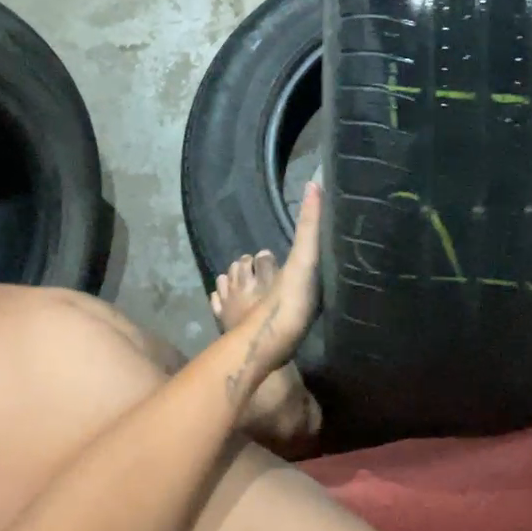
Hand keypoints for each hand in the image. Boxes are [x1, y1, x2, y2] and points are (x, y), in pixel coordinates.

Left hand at [217, 182, 322, 397]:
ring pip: (225, 286)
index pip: (260, 257)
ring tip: (248, 289)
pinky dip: (221, 303)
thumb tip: (314, 182)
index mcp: (259, 269)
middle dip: (248, 269)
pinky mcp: (225, 329)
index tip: (276, 260)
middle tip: (264, 276)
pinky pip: (218, 310)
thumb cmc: (289, 303)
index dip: (266, 258)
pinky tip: (228, 307)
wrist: (265, 348)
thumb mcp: (305, 261)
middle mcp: (240, 284)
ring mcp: (229, 308)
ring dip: (233, 284)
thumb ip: (309, 225)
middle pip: (239, 270)